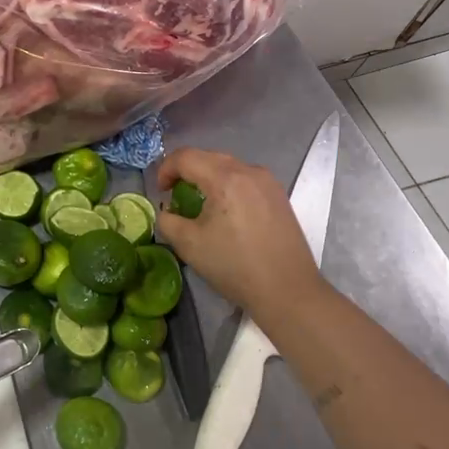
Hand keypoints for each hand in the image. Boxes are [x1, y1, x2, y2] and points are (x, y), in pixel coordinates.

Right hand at [155, 147, 329, 327]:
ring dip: (208, 177)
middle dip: (186, 171)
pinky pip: (246, 179)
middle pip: (208, 157)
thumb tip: (168, 211)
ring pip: (229, 166)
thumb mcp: (188, 244)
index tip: (161, 192)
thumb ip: (167, 220)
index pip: (186, 157)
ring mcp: (268, 183)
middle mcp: (249, 171)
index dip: (166, 169)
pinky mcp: (280, 196)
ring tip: (200, 201)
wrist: (288, 291)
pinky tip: (227, 210)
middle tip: (175, 193)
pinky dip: (228, 185)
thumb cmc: (235, 266)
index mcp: (225, 178)